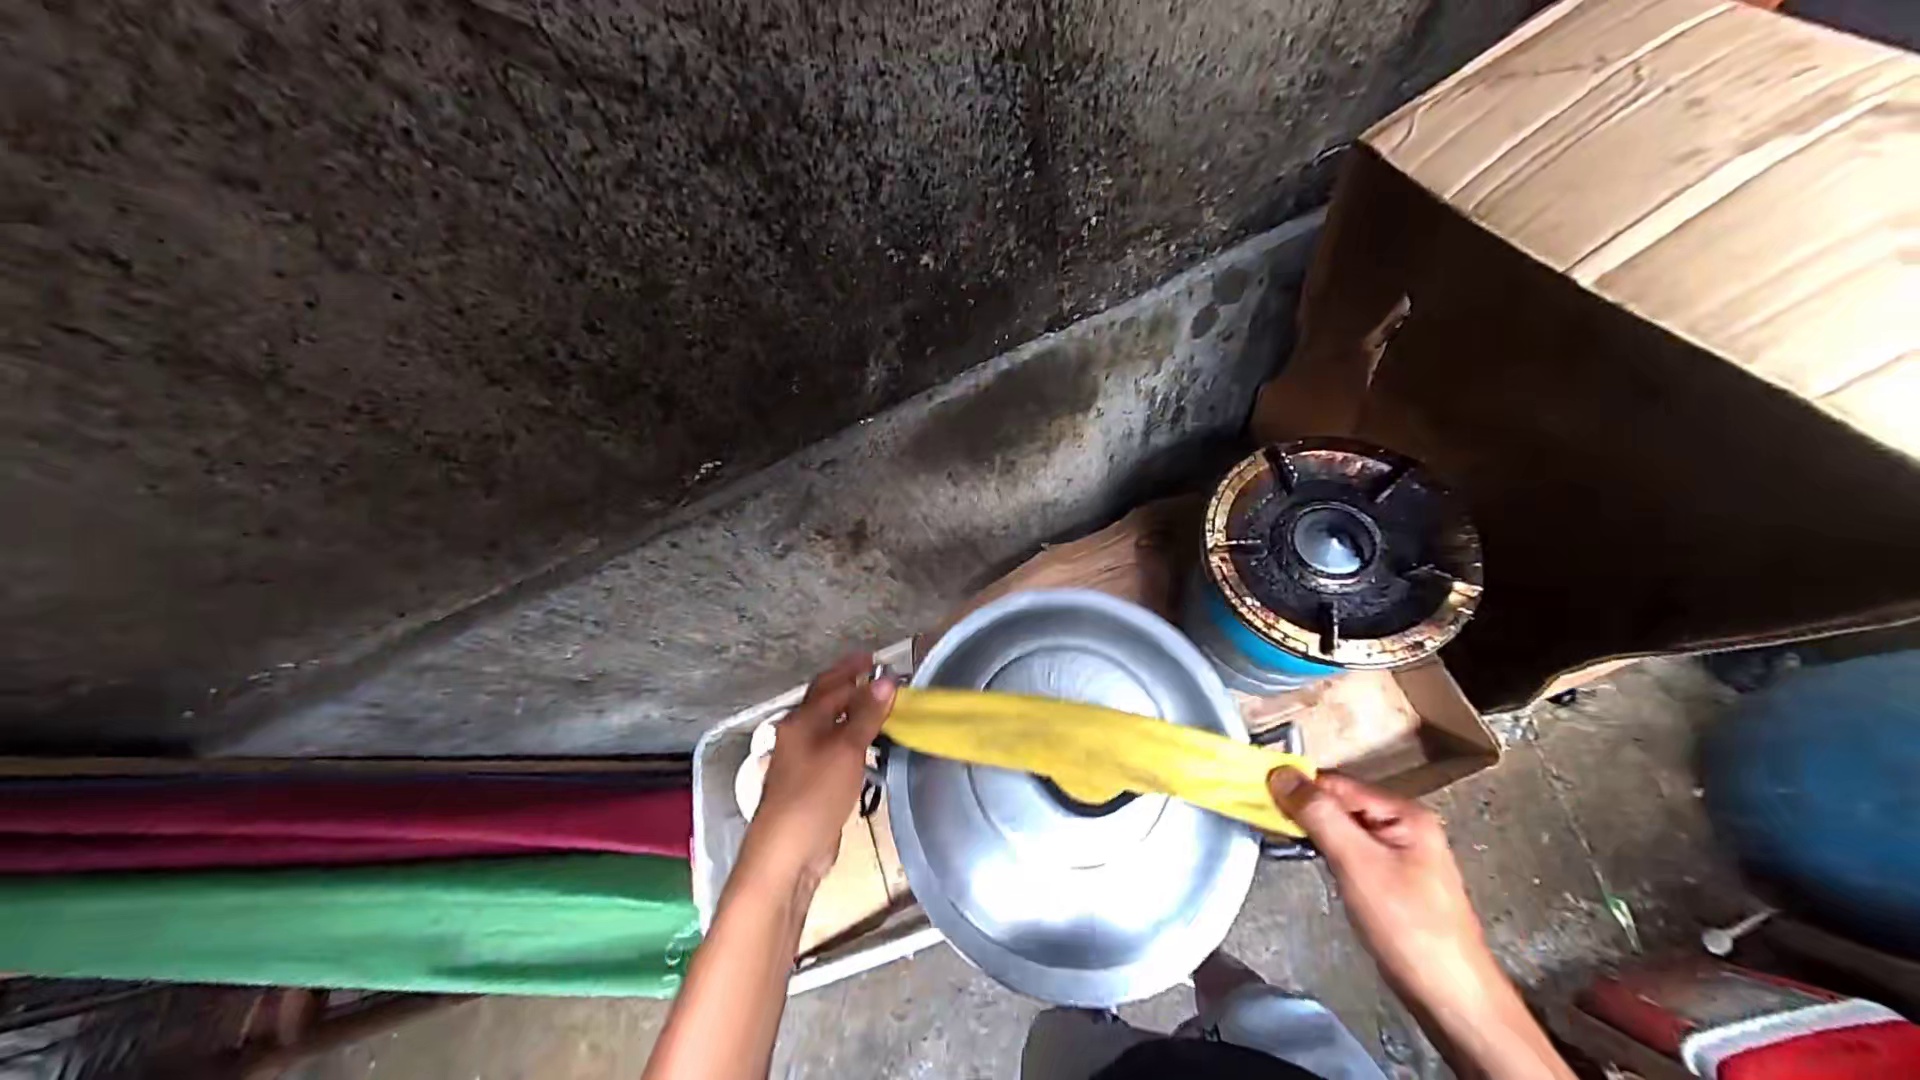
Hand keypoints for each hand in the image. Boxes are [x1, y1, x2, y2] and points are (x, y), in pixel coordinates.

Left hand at [737, 654, 895, 892]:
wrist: (787, 852)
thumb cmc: (815, 794)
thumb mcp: (847, 749)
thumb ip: (866, 714)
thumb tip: (886, 679)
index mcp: (802, 720)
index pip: (831, 684)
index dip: (853, 669)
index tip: (877, 659)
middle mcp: (799, 734)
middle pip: (826, 701)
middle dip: (850, 685)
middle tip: (877, 675)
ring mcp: (803, 759)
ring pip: (831, 725)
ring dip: (853, 712)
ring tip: (880, 706)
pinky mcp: (812, 782)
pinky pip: (835, 749)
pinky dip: (853, 738)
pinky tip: (869, 744)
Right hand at [1270, 768, 1576, 1079]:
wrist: (1452, 999)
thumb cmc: (1409, 928)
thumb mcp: (1356, 862)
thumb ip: (1317, 814)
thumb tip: (1280, 774)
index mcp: (1403, 813)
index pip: (1334, 784)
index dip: (1297, 789)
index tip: (1260, 797)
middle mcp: (1403, 826)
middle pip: (1337, 802)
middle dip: (1302, 810)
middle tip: (1268, 821)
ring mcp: (1398, 853)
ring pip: (1339, 826)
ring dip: (1311, 830)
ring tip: (1283, 839)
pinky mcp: (1389, 878)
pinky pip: (1347, 848)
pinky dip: (1324, 849)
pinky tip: (1312, 861)